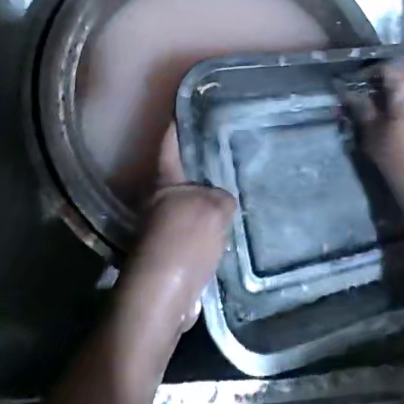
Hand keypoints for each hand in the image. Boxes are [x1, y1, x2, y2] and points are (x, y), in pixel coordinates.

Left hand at [120, 127, 234, 334]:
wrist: (162, 300)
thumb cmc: (182, 244)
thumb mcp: (212, 207)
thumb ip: (221, 196)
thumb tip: (223, 204)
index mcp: (164, 183)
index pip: (170, 144)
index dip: (178, 122)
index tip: (188, 103)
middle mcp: (160, 202)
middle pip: (184, 174)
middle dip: (205, 163)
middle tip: (235, 148)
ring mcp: (166, 229)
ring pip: (194, 204)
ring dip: (212, 199)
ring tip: (243, 186)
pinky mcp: (176, 255)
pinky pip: (200, 232)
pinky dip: (215, 228)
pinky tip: (236, 227)